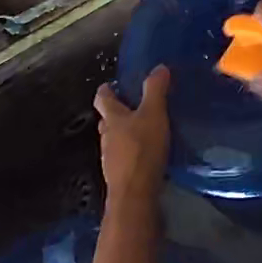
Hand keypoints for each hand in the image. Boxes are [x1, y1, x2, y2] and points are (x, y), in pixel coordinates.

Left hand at [94, 67, 170, 214]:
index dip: (106, 90)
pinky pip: (124, 158)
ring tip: (142, 130)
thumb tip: (159, 67)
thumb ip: (156, 90)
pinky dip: (131, 153)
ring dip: (124, 134)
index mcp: (112, 118)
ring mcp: (111, 159)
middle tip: (131, 106)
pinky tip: (146, 155)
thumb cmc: (142, 149)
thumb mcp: (153, 114)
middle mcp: (107, 137)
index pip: (103, 99)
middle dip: (116, 113)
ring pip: (114, 140)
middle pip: (107, 120)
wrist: (135, 195)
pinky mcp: (120, 176)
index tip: (110, 84)